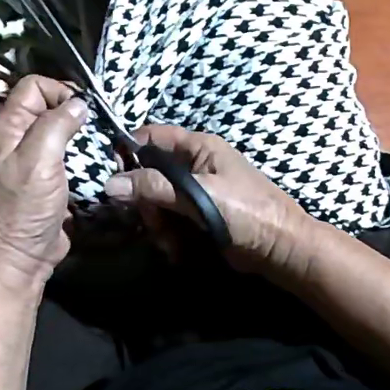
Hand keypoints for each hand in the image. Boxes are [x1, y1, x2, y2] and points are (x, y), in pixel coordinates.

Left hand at [0, 75, 87, 289]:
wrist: (21, 256)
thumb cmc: (24, 207)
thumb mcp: (39, 159)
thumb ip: (57, 125)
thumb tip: (81, 103)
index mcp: (9, 127)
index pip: (34, 86)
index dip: (60, 91)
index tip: (85, 110)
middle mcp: (23, 139)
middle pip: (54, 109)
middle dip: (81, 116)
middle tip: (102, 130)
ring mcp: (40, 162)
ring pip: (70, 136)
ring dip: (91, 141)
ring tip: (109, 150)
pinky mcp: (57, 182)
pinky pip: (77, 162)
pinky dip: (92, 162)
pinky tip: (106, 168)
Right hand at [101, 124, 318, 276]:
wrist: (280, 247)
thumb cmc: (247, 211)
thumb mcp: (200, 195)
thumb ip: (155, 188)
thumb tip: (110, 186)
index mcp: (199, 148)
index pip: (151, 137)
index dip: (129, 153)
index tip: (115, 180)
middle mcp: (195, 166)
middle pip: (148, 176)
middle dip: (146, 203)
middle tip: (152, 224)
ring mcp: (196, 194)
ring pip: (156, 204)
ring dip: (158, 227)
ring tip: (171, 244)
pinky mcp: (198, 219)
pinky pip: (170, 224)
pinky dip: (170, 239)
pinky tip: (179, 252)